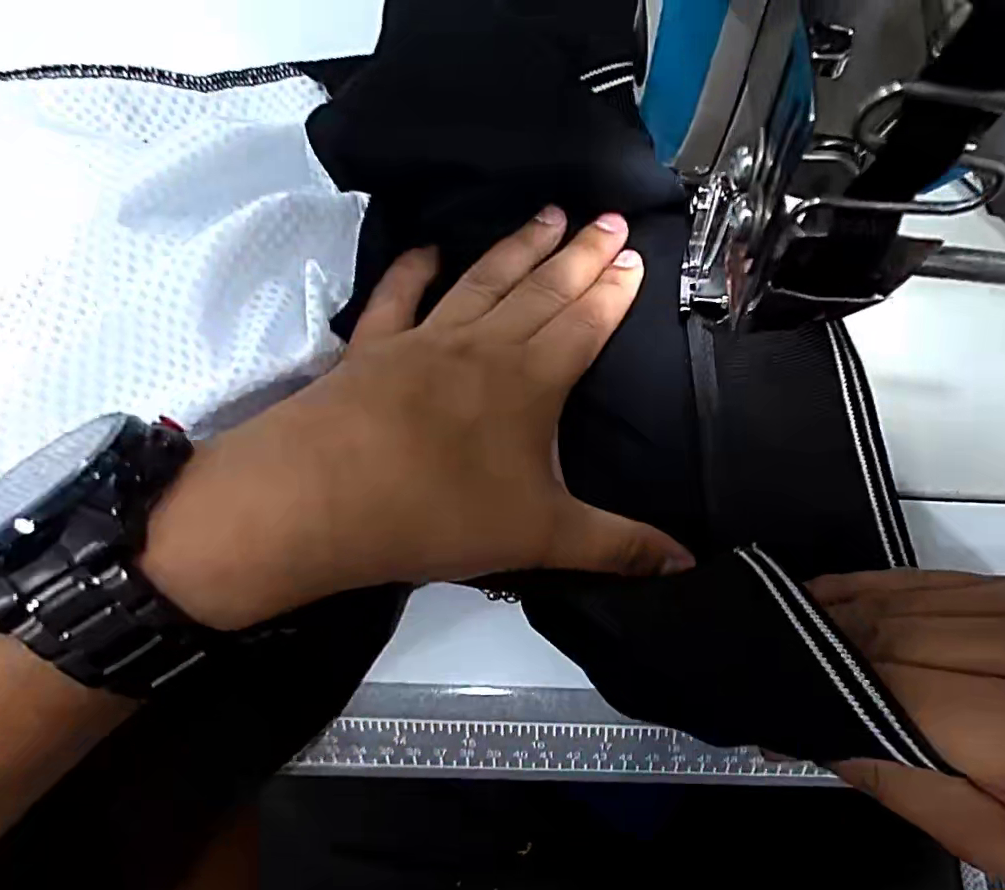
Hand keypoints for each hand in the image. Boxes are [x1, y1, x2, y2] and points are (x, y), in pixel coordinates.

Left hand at [141, 208, 693, 629]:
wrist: (318, 503)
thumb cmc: (440, 515)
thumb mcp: (544, 538)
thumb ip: (617, 546)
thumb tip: (686, 562)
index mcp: (530, 383)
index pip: (585, 324)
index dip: (615, 292)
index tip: (635, 257)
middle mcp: (483, 347)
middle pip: (543, 290)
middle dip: (581, 254)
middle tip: (609, 216)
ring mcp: (423, 341)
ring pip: (483, 281)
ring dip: (518, 247)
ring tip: (548, 213)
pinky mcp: (371, 349)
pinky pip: (398, 297)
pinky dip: (413, 269)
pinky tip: (429, 247)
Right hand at [809, 569, 1004, 889]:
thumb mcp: (1002, 851)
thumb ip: (901, 782)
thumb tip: (819, 730)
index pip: (910, 692)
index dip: (838, 688)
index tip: (783, 689)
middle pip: (911, 635)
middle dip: (837, 645)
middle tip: (778, 650)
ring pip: (925, 600)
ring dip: (856, 610)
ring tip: (799, 617)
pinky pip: (957, 584)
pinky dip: (897, 592)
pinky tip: (850, 595)